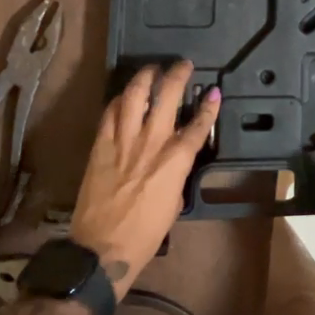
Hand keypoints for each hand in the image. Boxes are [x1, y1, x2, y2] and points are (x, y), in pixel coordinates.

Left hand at [70, 61, 219, 298]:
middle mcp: (152, 142)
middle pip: (167, 96)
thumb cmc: (145, 233)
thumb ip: (176, 172)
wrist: (102, 249)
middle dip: (178, 75)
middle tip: (182, 65)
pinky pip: (110, 112)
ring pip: (135, 95)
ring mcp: (123, 140)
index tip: (213, 91)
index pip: (199, 125)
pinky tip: (124, 96)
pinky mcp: (100, 145)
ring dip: (145, 77)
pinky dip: (119, 99)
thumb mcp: (173, 202)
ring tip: (151, 70)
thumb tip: (173, 159)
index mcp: (175, 160)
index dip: (209, 105)